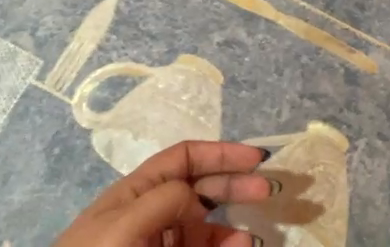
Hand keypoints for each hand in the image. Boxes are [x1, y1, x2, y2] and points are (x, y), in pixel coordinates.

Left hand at [51, 141, 273, 246]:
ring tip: (247, 241)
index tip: (255, 158)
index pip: (185, 158)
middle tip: (268, 192)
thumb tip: (197, 199)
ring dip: (228, 231)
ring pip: (204, 230)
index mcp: (136, 192)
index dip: (220, 152)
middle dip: (234, 187)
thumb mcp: (122, 226)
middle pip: (200, 189)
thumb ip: (165, 199)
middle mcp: (150, 215)